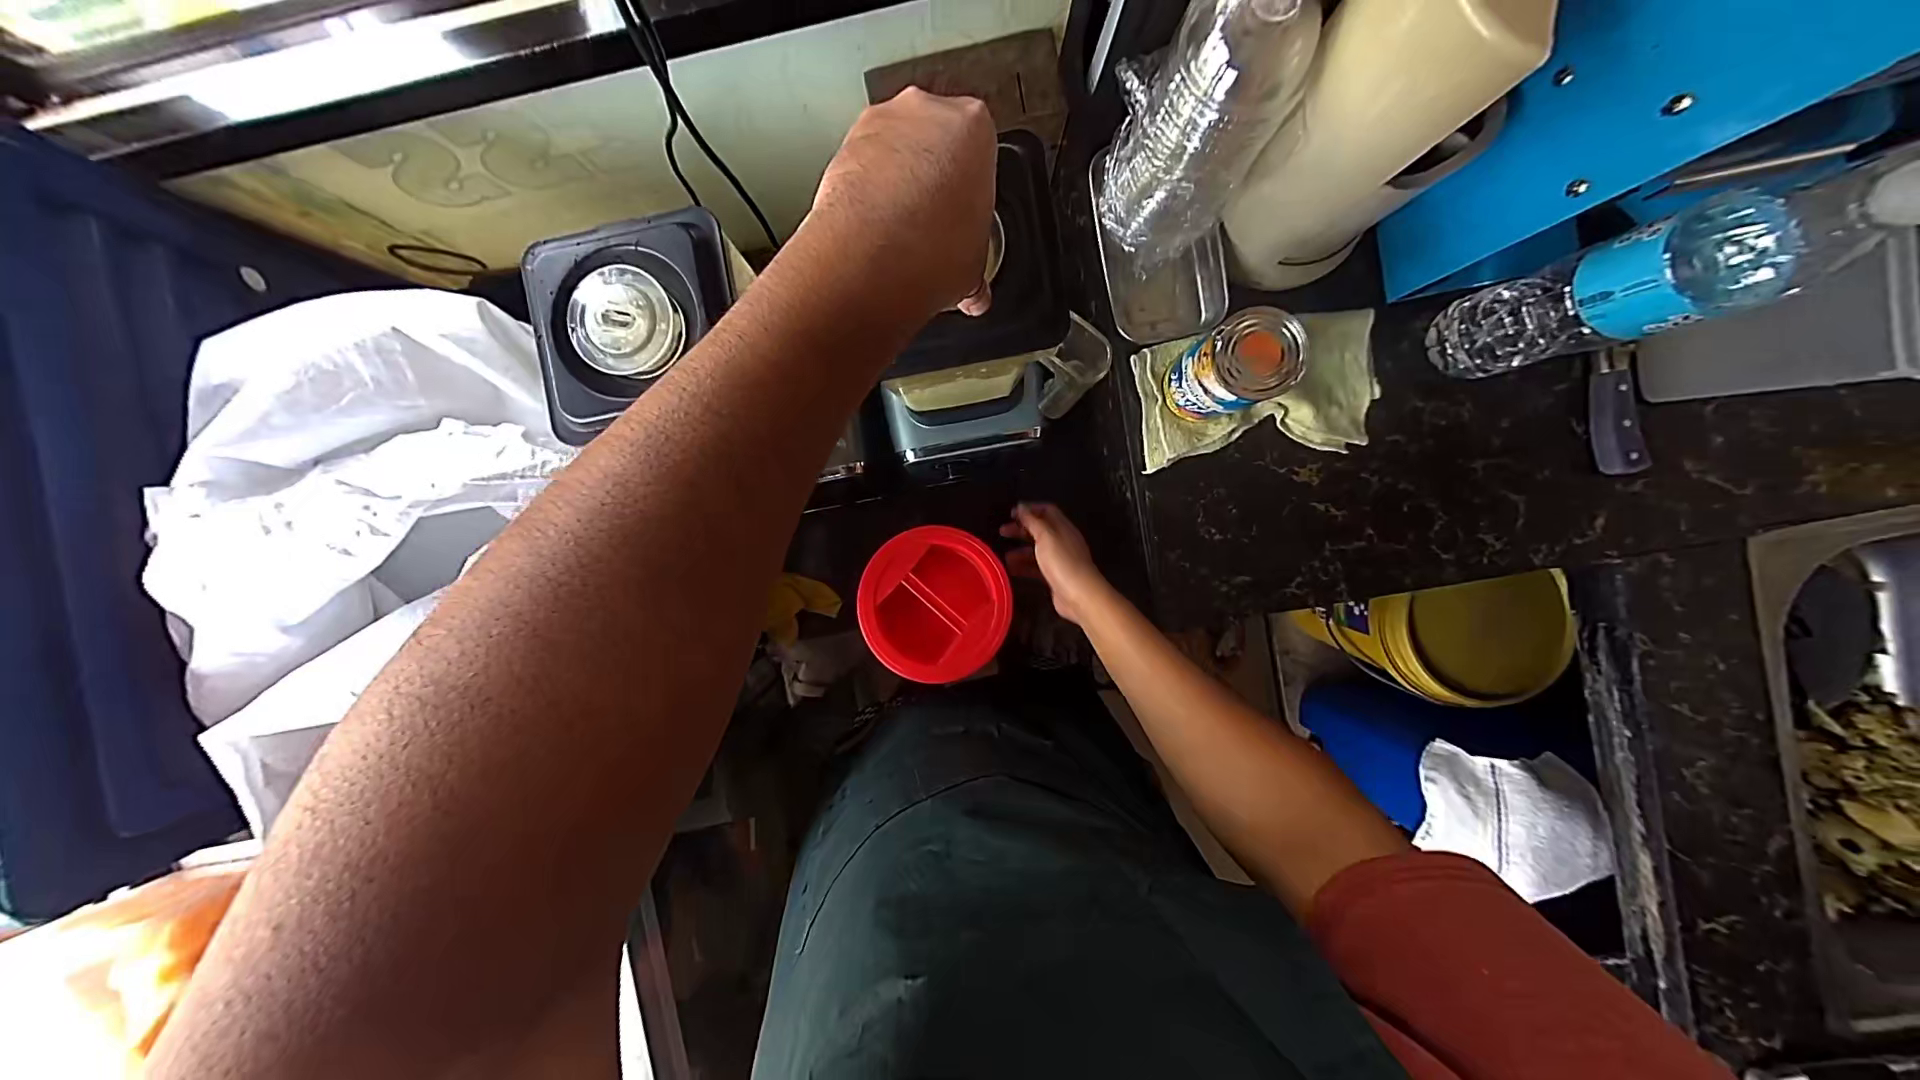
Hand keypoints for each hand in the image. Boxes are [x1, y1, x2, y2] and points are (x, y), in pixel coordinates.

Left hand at [801, 87, 996, 318]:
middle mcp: (926, 109)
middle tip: (931, 223)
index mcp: (975, 125)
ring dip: (895, 181)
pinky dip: (865, 189)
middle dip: (932, 177)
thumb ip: (974, 260)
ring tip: (898, 231)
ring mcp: (880, 121)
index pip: (979, 151)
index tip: (963, 215)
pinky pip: (860, 163)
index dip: (970, 189)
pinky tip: (872, 228)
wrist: (874, 257)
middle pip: (934, 141)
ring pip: (894, 148)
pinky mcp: (842, 141)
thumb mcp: (974, 264)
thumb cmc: (929, 247)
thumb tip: (972, 284)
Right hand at [1000, 502, 1112, 626]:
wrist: (1079, 595)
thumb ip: (1032, 520)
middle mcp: (1062, 541)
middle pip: (1040, 530)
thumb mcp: (1045, 536)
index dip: (1029, 509)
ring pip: (1037, 550)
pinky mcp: (1055, 576)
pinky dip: (1024, 566)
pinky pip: (1037, 567)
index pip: (1047, 511)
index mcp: (1062, 527)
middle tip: (1003, 531)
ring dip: (1020, 550)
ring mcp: (1059, 560)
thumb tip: (1022, 506)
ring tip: (1004, 555)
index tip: (1011, 512)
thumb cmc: (1062, 561)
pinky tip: (1011, 569)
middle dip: (1021, 529)